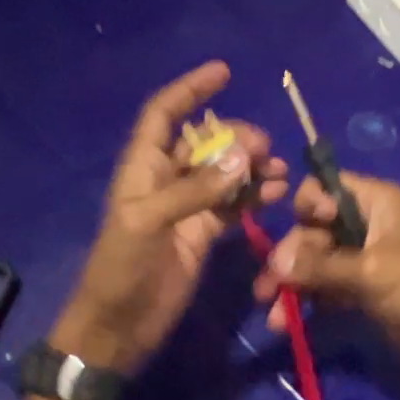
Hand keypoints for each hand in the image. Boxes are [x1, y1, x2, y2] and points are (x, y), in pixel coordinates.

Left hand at [52, 61, 288, 373]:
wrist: (119, 326)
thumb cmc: (122, 269)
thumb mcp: (150, 222)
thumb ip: (195, 190)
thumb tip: (243, 158)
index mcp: (142, 167)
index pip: (164, 114)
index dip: (190, 90)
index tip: (224, 72)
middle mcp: (165, 181)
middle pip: (203, 143)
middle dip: (234, 138)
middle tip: (265, 150)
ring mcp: (186, 209)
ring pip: (222, 175)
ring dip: (250, 168)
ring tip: (279, 172)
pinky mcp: (202, 237)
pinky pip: (232, 207)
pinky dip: (253, 198)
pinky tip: (276, 194)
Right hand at [254, 172, 399, 357]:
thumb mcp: (369, 271)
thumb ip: (320, 266)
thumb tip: (274, 264)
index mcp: (374, 202)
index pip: (325, 187)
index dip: (308, 206)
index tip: (306, 230)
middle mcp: (363, 223)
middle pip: (311, 230)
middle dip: (288, 259)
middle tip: (269, 288)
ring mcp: (359, 256)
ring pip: (312, 262)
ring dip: (291, 286)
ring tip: (274, 316)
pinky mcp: (356, 286)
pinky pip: (322, 286)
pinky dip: (306, 301)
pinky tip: (288, 322)